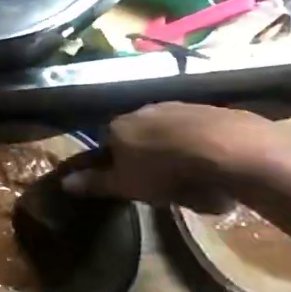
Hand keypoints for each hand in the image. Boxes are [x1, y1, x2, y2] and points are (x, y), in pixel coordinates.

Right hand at [62, 102, 284, 207]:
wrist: (226, 149)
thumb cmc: (165, 170)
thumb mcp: (126, 185)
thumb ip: (96, 183)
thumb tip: (64, 183)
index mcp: (118, 126)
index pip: (107, 144)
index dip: (117, 165)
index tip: (130, 184)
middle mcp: (143, 110)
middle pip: (138, 136)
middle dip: (146, 157)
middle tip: (161, 185)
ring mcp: (176, 107)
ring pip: (166, 133)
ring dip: (173, 152)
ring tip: (190, 180)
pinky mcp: (208, 110)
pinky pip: (195, 132)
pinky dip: (198, 147)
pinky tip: (211, 166)